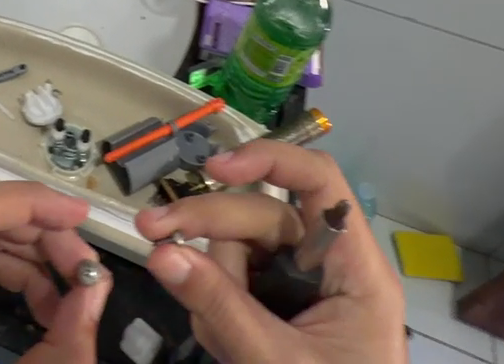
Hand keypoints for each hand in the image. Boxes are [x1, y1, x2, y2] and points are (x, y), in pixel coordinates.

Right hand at [134, 142, 405, 363]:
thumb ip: (222, 308)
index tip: (214, 168)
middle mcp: (326, 263)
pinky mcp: (275, 305)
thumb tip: (161, 252)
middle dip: (204, 223)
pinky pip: (231, 278)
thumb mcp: (278, 363)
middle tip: (149, 231)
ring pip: (238, 246)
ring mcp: (298, 284)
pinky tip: (217, 338)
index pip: (318, 180)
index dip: (268, 159)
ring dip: (211, 280)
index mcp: (354, 268)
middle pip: (259, 213)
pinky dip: (212, 302)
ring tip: (213, 336)